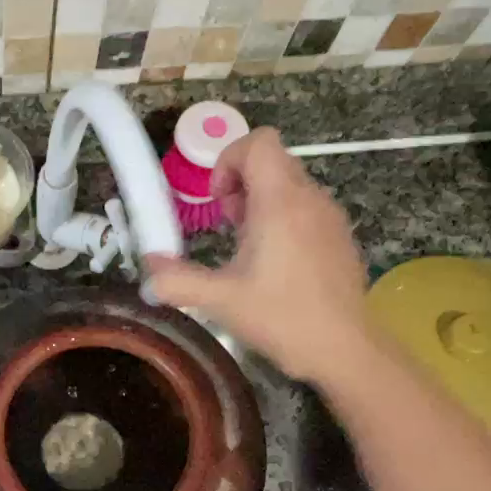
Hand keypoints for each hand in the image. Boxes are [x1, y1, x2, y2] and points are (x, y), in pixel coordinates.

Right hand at [142, 128, 371, 384]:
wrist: (342, 348)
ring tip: (247, 249)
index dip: (228, 161)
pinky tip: (275, 266)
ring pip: (290, 186)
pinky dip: (284, 221)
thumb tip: (148, 271)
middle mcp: (309, 198)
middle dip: (241, 184)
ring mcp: (330, 216)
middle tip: (227, 226)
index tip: (216, 202)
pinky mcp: (340, 237)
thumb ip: (177, 280)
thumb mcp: (220, 301)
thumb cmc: (281, 318)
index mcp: (279, 202)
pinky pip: (307, 209)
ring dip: (262, 204)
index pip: (258, 142)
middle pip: (272, 161)